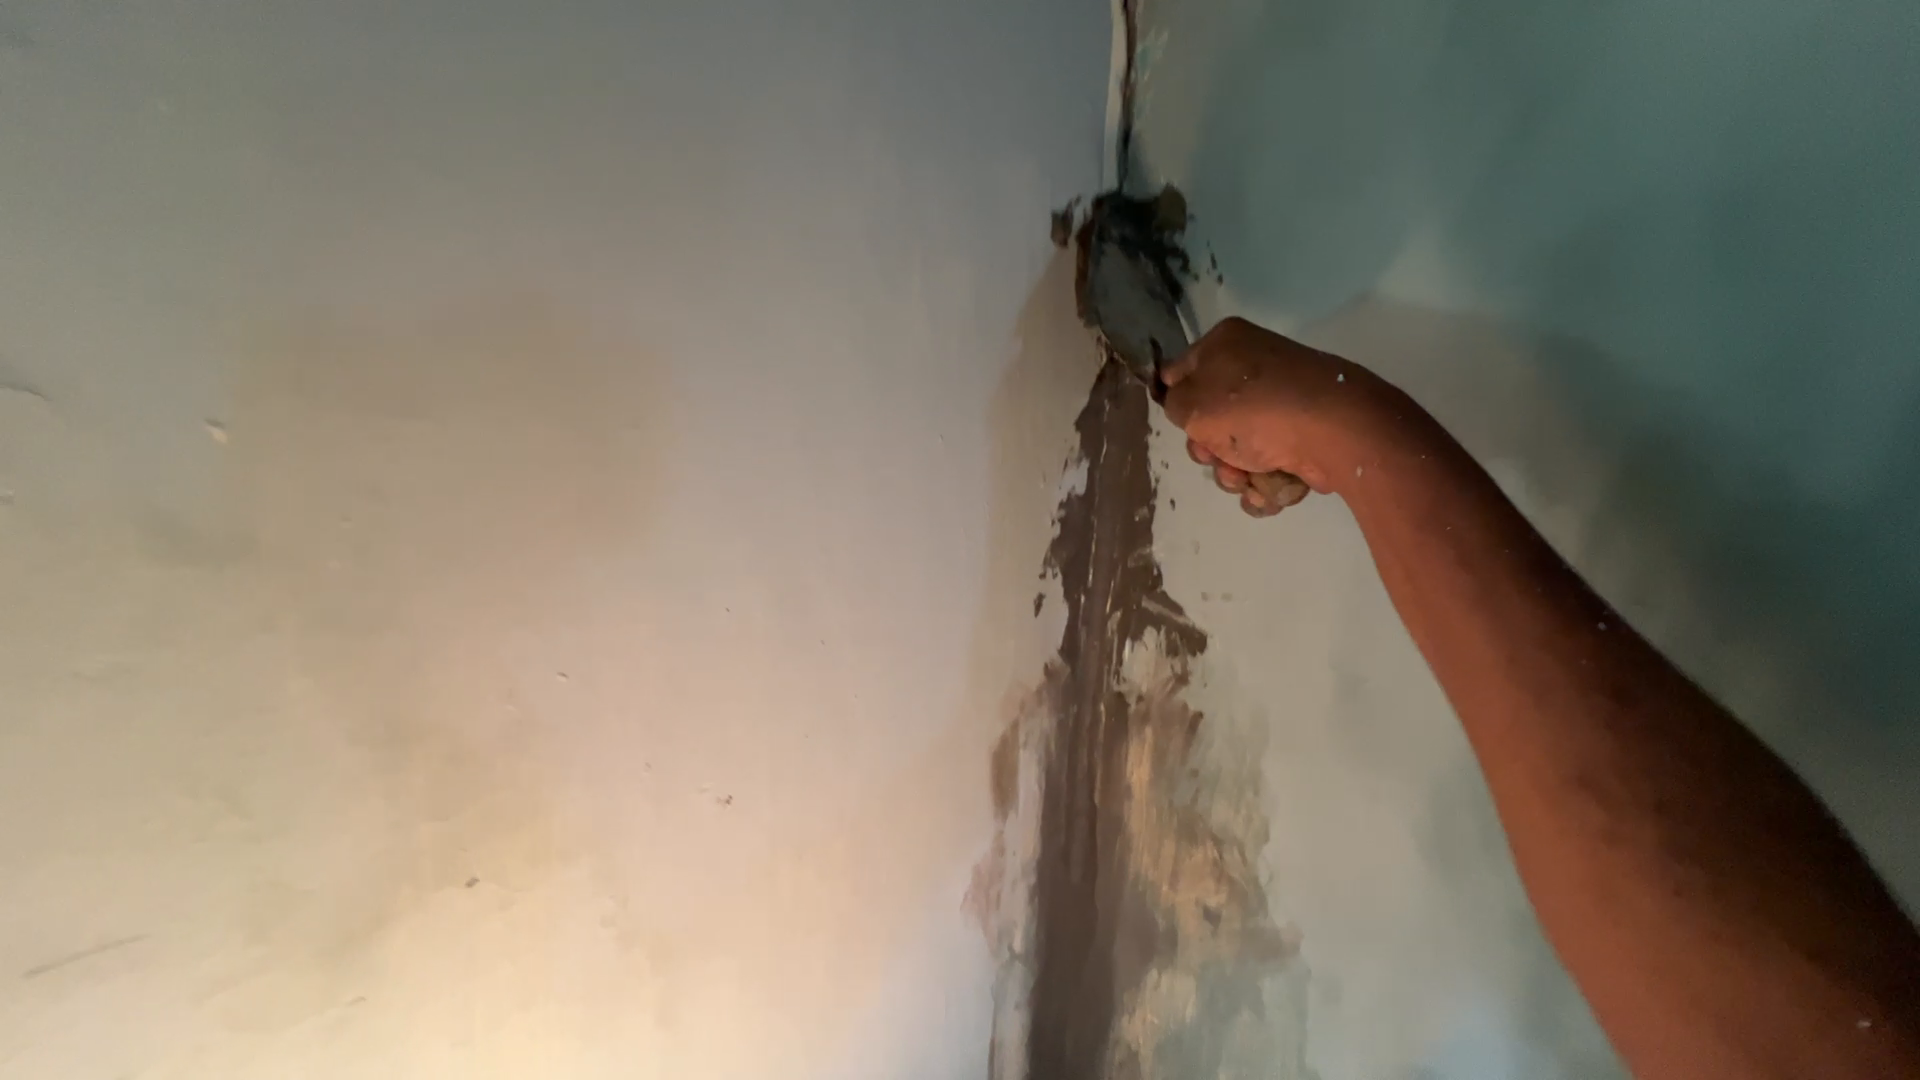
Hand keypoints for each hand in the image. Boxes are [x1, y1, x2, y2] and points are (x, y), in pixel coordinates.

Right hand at [1162, 317, 1360, 514]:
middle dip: (1208, 449)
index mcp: (1225, 345)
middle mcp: (1252, 370)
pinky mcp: (1298, 438)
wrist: (1334, 432)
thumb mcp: (1190, 403)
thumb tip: (1185, 403)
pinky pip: (1263, 466)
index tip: (1183, 425)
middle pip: (1208, 420)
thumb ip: (1173, 402)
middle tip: (1216, 454)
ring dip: (1232, 472)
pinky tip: (1266, 486)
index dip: (1177, 403)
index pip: (1180, 372)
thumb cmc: (1253, 409)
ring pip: (1235, 450)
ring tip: (1247, 476)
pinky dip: (1261, 483)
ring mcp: (1278, 405)